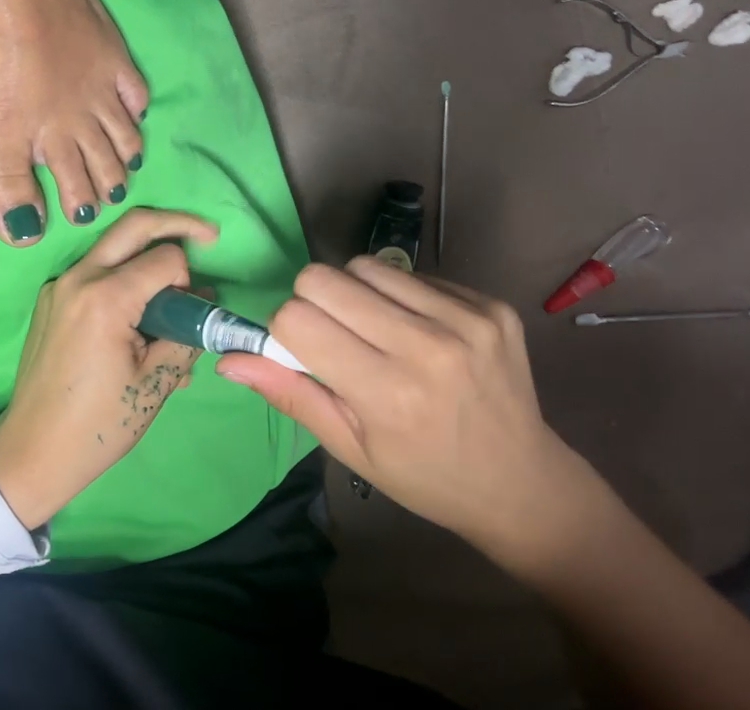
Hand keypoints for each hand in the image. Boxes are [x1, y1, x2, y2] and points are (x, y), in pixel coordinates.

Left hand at [0, 209, 218, 527]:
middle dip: (176, 224)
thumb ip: (187, 334)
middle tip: (209, 236)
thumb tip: (204, 302)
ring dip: (146, 255)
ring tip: (173, 295)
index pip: (167, 257)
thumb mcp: (157, 383)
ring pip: (112, 245)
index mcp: (105, 297)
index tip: (196, 313)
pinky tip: (138, 321)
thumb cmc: (99, 424)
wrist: (33, 449)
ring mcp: (58, 285)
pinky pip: (94, 273)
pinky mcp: (50, 298)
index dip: (191, 280)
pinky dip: (123, 280)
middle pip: (134, 224)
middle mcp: (77, 277)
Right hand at [216, 257, 599, 560]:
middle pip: (324, 278)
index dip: (286, 331)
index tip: (304, 354)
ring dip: (355, 293)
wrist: (522, 484)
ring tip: (376, 332)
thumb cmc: (424, 475)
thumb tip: (227, 358)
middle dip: (312, 302)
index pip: (296, 318)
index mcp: (387, 392)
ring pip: (365, 266)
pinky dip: (399, 297)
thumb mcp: (349, 448)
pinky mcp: (491, 306)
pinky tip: (417, 334)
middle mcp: (428, 346)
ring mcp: (467, 320)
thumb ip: (289, 393)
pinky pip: (413, 274)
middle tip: (335, 339)